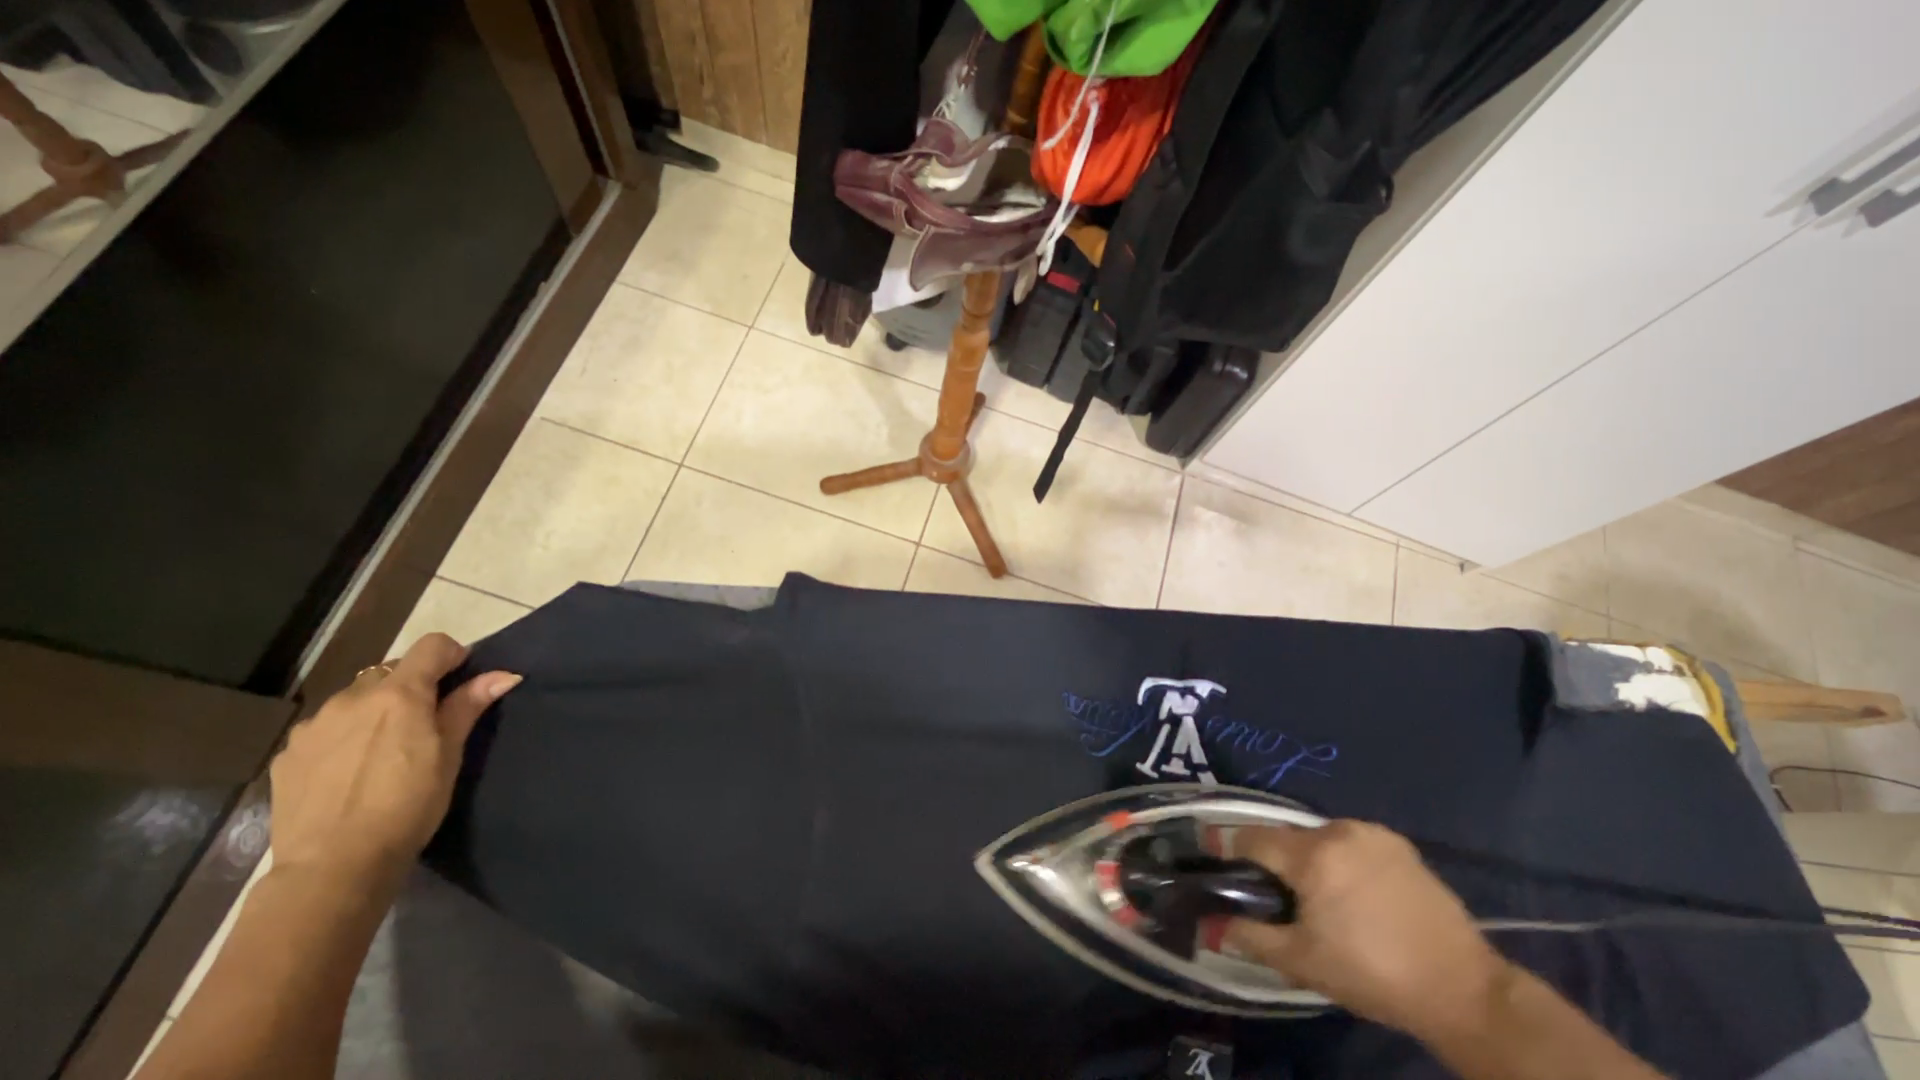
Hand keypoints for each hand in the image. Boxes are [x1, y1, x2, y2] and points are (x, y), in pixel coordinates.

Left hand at [268, 633, 519, 891]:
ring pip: (354, 701)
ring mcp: (314, 724)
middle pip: (390, 671)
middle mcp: (353, 697)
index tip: (461, 683)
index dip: (452, 656)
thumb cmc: (408, 807)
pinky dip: (342, 738)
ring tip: (382, 755)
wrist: (335, 865)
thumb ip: (468, 708)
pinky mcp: (288, 753)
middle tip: (424, 728)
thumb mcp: (449, 757)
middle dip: (411, 688)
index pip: (431, 646)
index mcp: (399, 694)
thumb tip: (504, 674)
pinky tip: (348, 775)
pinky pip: (325, 730)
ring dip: (373, 712)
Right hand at [1225, 820, 1511, 1038]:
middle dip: (1275, 866)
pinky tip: (1356, 900)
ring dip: (1310, 863)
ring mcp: (1375, 835)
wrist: (1461, 988)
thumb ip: (1248, 935)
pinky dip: (1342, 863)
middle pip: (1286, 838)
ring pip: (1320, 840)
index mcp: (1312, 855)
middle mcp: (1340, 831)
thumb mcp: (1301, 962)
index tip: (1226, 878)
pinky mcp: (1402, 847)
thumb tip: (1211, 923)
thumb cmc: (1372, 974)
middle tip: (1280, 906)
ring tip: (1321, 905)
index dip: (1231, 855)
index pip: (1250, 838)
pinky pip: (1352, 845)